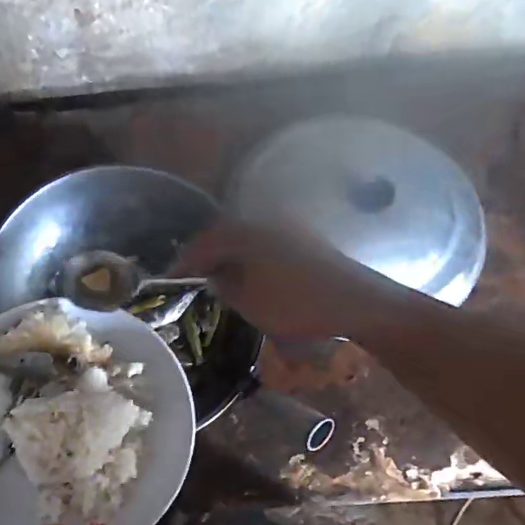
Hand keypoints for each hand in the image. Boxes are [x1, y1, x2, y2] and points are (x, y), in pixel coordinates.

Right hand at [170, 222, 419, 341]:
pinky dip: (251, 261)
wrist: (356, 302)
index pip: (203, 243)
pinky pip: (266, 247)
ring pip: (247, 241)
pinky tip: (250, 279)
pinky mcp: (306, 242)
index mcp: (245, 231)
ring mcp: (289, 229)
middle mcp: (265, 221)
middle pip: (225, 236)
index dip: (183, 263)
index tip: (168, 281)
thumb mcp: (248, 301)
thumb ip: (224, 286)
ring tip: (217, 280)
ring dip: (229, 259)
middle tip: (190, 279)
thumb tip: (214, 277)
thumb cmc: (296, 303)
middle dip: (206, 258)